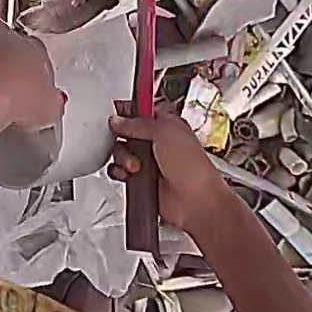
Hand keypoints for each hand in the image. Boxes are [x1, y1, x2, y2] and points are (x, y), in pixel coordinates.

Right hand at [108, 106, 241, 236]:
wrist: (196, 202)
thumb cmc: (193, 168)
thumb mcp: (164, 132)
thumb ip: (138, 123)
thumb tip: (118, 120)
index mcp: (167, 125)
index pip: (142, 110)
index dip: (127, 109)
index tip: (115, 111)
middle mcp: (157, 142)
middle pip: (126, 131)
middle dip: (122, 137)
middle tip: (129, 141)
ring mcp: (148, 161)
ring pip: (121, 151)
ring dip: (123, 157)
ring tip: (135, 165)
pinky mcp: (140, 178)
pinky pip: (119, 170)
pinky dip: (119, 171)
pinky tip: (128, 174)